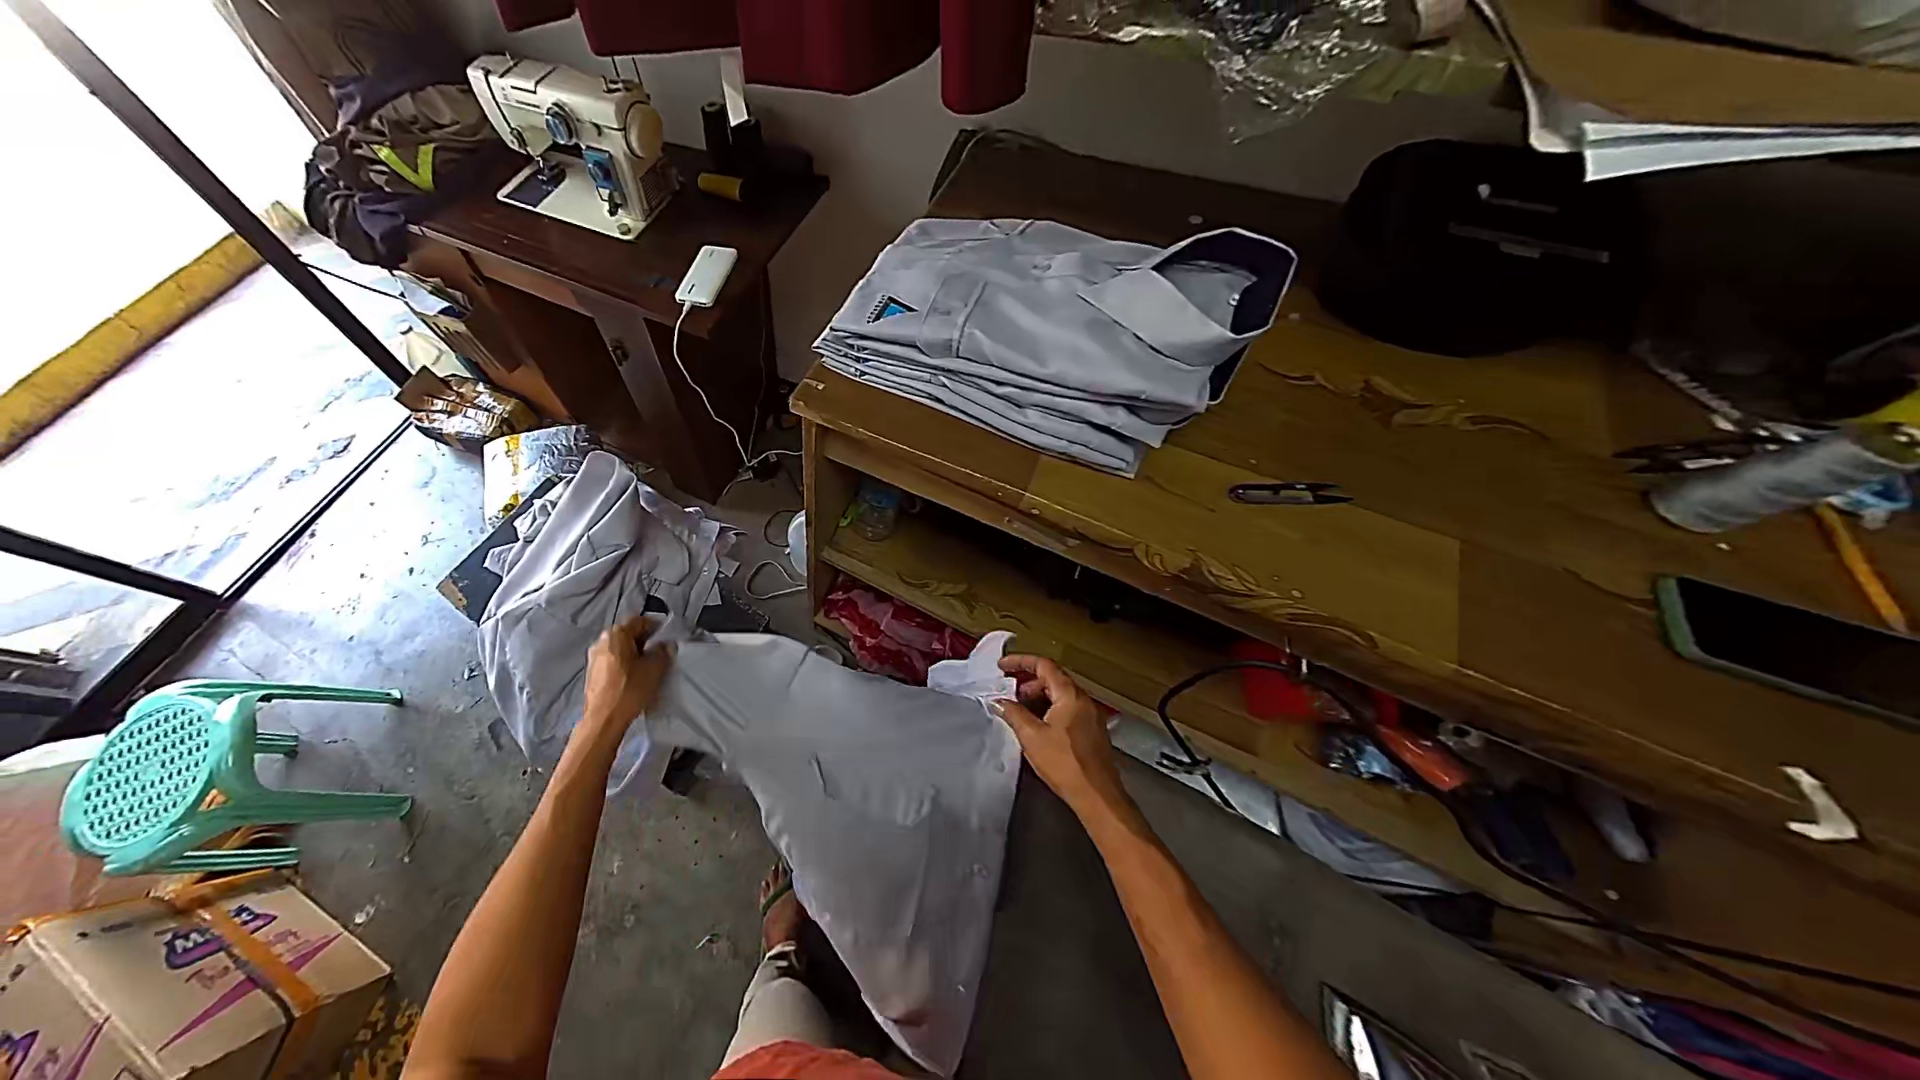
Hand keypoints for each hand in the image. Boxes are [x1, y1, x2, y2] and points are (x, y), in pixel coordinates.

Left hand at [581, 616, 670, 744]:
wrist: (603, 720)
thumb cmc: (629, 690)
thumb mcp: (655, 668)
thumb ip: (662, 651)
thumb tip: (663, 645)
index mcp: (616, 634)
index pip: (640, 620)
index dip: (656, 627)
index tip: (667, 638)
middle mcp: (601, 641)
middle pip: (628, 633)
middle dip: (645, 640)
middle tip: (660, 652)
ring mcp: (594, 657)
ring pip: (620, 647)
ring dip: (634, 652)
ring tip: (648, 666)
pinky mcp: (592, 672)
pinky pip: (613, 660)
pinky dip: (625, 663)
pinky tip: (634, 676)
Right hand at [994, 655, 1131, 822]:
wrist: (1096, 794)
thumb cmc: (1065, 764)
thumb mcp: (1031, 736)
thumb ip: (1013, 713)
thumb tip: (999, 702)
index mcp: (1070, 695)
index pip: (1044, 665)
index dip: (1021, 662)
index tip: (1003, 666)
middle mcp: (1084, 699)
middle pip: (1053, 679)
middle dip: (1028, 683)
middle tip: (1010, 696)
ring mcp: (1091, 715)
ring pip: (1061, 695)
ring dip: (1039, 698)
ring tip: (1021, 713)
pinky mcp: (1092, 730)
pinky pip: (1069, 709)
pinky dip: (1050, 710)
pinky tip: (1038, 727)